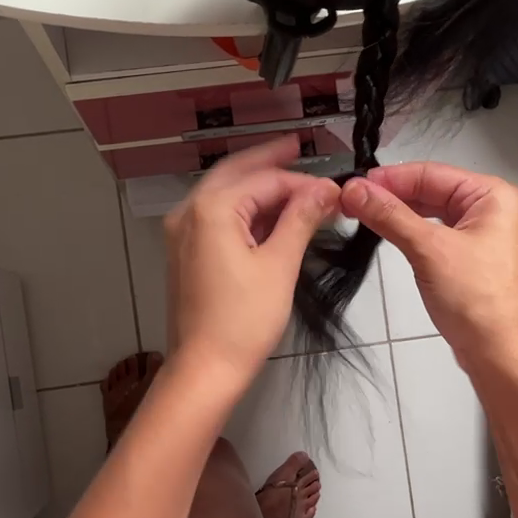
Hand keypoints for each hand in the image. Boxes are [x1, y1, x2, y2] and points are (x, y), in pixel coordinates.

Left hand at [164, 140, 339, 383]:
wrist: (204, 370)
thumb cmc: (243, 320)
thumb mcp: (279, 265)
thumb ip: (301, 219)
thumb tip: (325, 190)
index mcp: (211, 209)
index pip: (265, 180)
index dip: (303, 182)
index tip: (334, 190)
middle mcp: (189, 212)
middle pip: (236, 175)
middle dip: (270, 164)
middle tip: (300, 148)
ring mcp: (182, 234)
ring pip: (225, 197)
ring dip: (258, 190)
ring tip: (294, 187)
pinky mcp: (186, 255)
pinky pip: (217, 220)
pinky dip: (244, 213)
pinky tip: (270, 219)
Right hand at [339, 162, 517, 371]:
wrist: (500, 353)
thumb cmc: (477, 300)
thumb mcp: (429, 250)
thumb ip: (390, 216)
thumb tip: (354, 190)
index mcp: (491, 196)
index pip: (431, 173)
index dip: (389, 178)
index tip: (353, 185)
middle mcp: (490, 210)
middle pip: (431, 190)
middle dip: (391, 196)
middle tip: (350, 202)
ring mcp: (481, 236)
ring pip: (431, 214)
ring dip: (398, 215)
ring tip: (361, 216)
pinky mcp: (469, 260)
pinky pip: (435, 236)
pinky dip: (410, 234)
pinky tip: (387, 235)